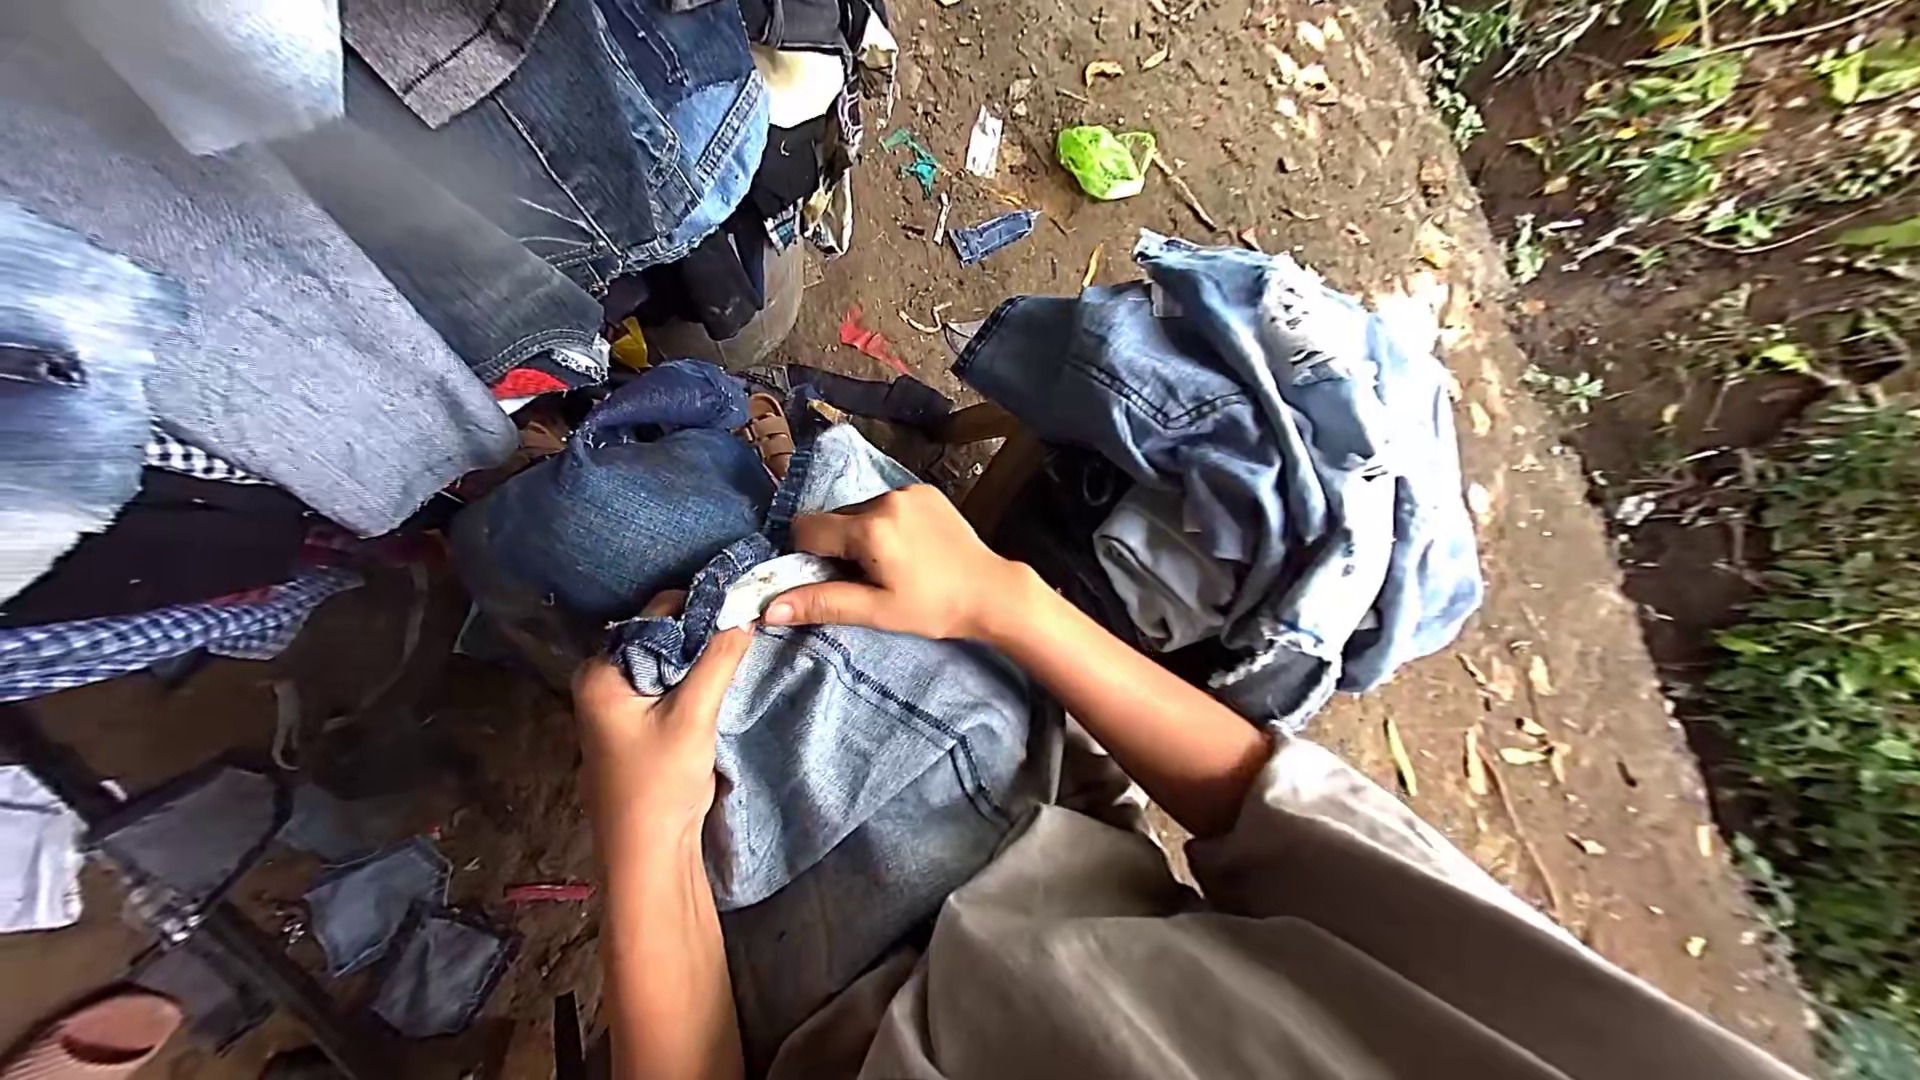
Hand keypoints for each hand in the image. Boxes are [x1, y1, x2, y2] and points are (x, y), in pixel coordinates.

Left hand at [573, 591, 752, 837]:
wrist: (651, 850)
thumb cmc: (660, 781)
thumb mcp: (693, 714)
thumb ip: (718, 660)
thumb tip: (744, 613)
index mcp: (599, 673)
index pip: (653, 616)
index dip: (696, 607)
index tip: (737, 604)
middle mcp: (603, 679)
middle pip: (660, 635)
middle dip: (701, 630)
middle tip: (743, 623)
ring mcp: (620, 700)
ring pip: (669, 658)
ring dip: (702, 653)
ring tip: (740, 641)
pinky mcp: (639, 718)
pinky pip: (671, 679)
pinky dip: (696, 673)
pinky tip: (724, 671)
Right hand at [764, 485, 1032, 640]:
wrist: (991, 591)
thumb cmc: (934, 608)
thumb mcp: (876, 611)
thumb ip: (822, 602)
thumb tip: (769, 608)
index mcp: (870, 528)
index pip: (806, 529)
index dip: (808, 555)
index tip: (832, 576)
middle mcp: (886, 498)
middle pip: (834, 518)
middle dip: (838, 546)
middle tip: (867, 576)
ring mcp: (908, 491)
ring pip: (859, 510)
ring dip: (861, 533)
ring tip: (891, 563)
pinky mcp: (925, 490)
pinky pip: (886, 503)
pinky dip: (885, 523)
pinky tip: (909, 548)